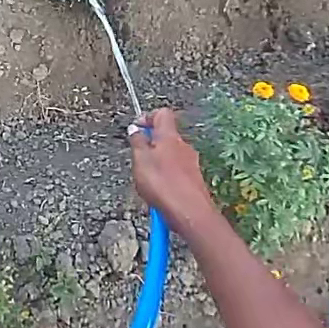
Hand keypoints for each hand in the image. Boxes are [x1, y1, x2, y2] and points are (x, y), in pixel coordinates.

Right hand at [128, 108, 219, 230]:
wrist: (190, 213)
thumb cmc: (164, 185)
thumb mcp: (140, 160)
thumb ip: (137, 142)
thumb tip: (135, 129)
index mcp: (170, 137)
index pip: (162, 114)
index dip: (147, 118)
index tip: (136, 129)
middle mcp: (183, 146)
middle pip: (165, 137)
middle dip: (149, 146)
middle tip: (138, 160)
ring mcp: (190, 163)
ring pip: (169, 156)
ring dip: (157, 164)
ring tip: (146, 181)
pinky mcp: (193, 180)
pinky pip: (175, 174)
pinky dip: (165, 180)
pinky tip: (158, 194)